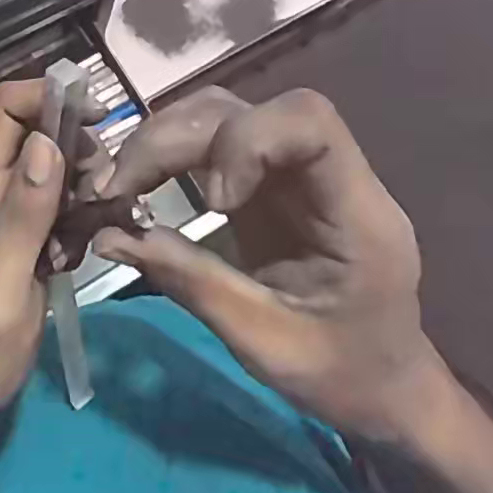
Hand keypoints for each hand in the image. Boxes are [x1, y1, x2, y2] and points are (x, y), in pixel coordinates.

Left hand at [0, 79, 104, 418]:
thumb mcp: (1, 281)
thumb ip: (24, 215)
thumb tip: (48, 144)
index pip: (9, 106)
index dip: (50, 96)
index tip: (97, 119)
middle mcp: (2, 183)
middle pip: (48, 130)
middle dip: (82, 152)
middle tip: (101, 195)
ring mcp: (21, 207)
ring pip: (67, 166)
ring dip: (90, 191)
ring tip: (87, 236)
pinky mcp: (38, 230)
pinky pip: (73, 202)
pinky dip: (87, 219)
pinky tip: (74, 258)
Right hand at [91, 87, 437, 439]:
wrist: (382, 382)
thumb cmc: (343, 373)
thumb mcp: (267, 346)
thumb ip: (194, 283)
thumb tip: (109, 235)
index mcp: (357, 212)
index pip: (310, 122)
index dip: (248, 140)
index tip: (213, 203)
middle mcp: (325, 172)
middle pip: (248, 110)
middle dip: (174, 139)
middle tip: (117, 187)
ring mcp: (293, 169)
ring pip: (225, 113)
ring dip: (165, 137)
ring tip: (120, 182)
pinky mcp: (267, 177)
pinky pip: (215, 138)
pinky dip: (171, 151)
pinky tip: (141, 180)